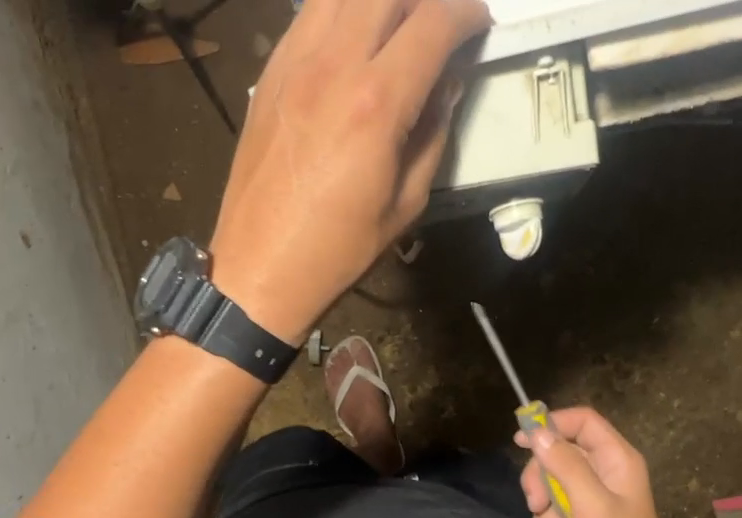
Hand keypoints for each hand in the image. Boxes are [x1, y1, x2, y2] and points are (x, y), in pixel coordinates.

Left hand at [208, 0, 491, 343]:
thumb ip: (433, 133)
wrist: (261, 268)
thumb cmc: (339, 249)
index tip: (480, 24)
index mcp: (376, 102)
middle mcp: (334, 63)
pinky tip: (355, 38)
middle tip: (441, 20)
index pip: (434, 22)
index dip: (467, 13)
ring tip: (399, 22)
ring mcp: (294, 61)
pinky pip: (311, 13)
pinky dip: (341, 10)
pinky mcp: (270, 71)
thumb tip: (449, 83)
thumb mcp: (406, 203)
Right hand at [516, 408, 684, 517]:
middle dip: (541, 482)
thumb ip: (564, 465)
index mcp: (616, 459)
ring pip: (549, 488)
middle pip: (557, 455)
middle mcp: (604, 474)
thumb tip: (537, 432)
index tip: (521, 440)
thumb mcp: (591, 504)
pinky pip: (550, 514)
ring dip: (547, 515)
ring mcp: (589, 500)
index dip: (552, 424)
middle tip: (537, 504)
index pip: (582, 422)